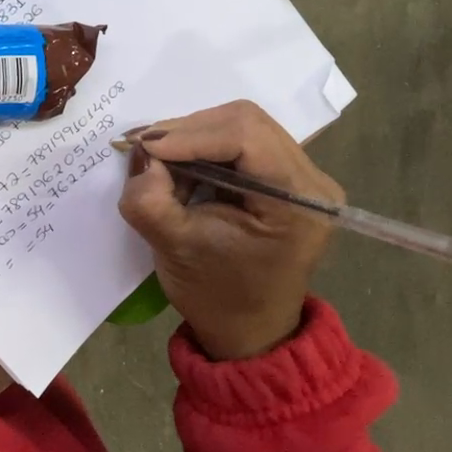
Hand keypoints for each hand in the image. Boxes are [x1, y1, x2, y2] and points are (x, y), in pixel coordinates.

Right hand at [117, 100, 343, 359]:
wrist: (248, 330)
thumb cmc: (215, 296)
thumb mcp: (173, 247)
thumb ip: (150, 198)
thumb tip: (140, 154)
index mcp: (297, 200)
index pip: (245, 136)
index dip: (188, 134)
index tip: (144, 149)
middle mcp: (311, 179)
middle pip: (244, 121)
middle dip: (186, 132)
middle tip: (145, 152)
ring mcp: (301, 175)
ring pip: (240, 125)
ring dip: (191, 137)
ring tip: (161, 165)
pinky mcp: (283, 177)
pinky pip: (240, 141)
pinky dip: (201, 147)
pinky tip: (180, 169)